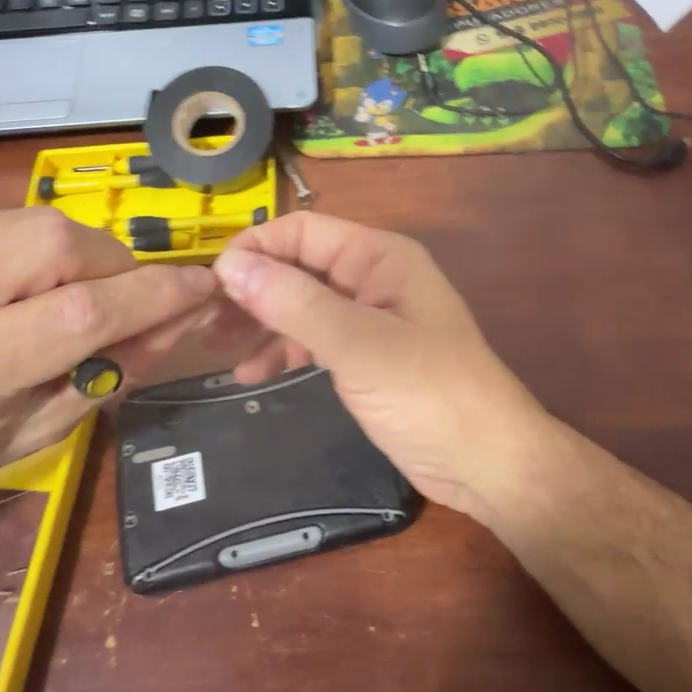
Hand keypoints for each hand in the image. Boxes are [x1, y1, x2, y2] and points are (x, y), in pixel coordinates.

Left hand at [0, 208, 217, 514]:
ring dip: (85, 254)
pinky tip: (30, 280)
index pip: (78, 313)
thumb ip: (115, 370)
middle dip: (117, 267)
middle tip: (128, 298)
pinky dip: (46, 245)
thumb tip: (185, 316)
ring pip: (42, 221)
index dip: (154, 295)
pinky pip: (15, 218)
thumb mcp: (38, 432)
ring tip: (77, 292)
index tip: (203, 288)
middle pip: (59, 246)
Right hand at [212, 212, 554, 520]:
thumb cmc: (429, 392)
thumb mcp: (358, 345)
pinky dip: (284, 351)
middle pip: (299, 266)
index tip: (210, 284)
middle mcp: (373, 277)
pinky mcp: (367, 356)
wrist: (485, 461)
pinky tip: (254, 375)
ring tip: (219, 351)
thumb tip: (228, 266)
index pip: (303, 230)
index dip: (256, 248)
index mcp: (379, 257)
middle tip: (205, 325)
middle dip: (253, 290)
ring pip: (302, 304)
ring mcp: (370, 318)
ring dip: (262, 322)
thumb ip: (294, 304)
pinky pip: (314, 339)